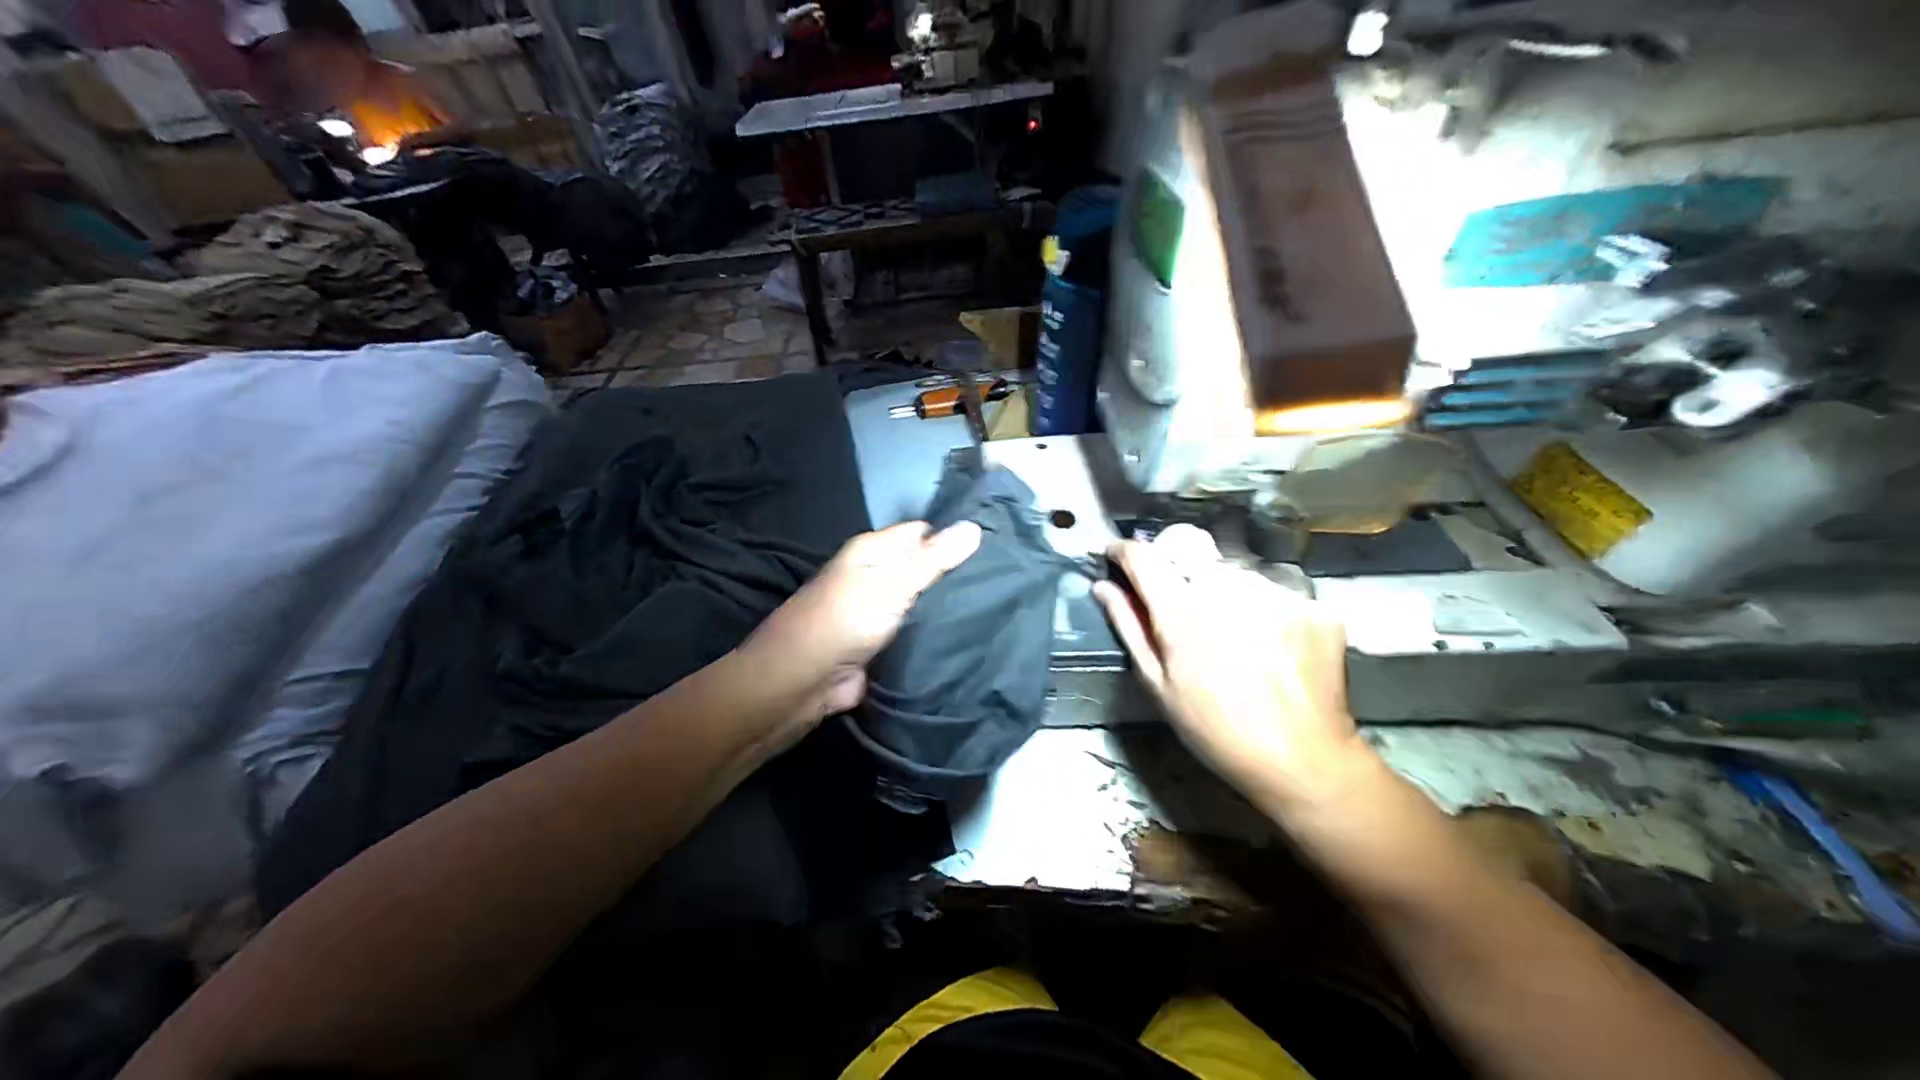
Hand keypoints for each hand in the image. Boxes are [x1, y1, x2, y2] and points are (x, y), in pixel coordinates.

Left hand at [739, 520, 982, 737]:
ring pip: (925, 602)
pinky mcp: (886, 644)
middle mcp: (877, 575)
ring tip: (999, 606)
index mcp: (873, 551)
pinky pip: (919, 632)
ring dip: (950, 607)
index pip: (924, 532)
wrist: (804, 683)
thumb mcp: (892, 583)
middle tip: (1004, 580)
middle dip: (958, 575)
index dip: (955, 537)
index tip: (995, 547)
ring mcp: (881, 612)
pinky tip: (972, 635)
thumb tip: (974, 526)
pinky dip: (938, 634)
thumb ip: (934, 559)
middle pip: (926, 568)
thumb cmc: (845, 621)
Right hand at [1093, 525, 1376, 812]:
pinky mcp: (1312, 604)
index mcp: (1182, 610)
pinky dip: (1264, 608)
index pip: (1143, 556)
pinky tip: (1269, 643)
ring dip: (1223, 589)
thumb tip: (1103, 587)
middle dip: (1177, 571)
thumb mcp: (1159, 685)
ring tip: (1232, 633)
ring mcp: (1276, 592)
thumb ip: (1129, 627)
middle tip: (1183, 611)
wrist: (1302, 759)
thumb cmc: (1216, 729)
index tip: (1117, 556)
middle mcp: (1228, 587)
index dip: (1124, 551)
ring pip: (1234, 570)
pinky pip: (1275, 589)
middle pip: (1189, 553)